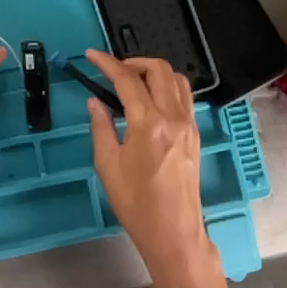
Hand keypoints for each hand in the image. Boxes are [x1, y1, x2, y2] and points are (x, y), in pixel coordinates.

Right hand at [84, 50, 215, 278]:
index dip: (107, 63)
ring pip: (177, 79)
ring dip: (154, 72)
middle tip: (113, 70)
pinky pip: (184, 97)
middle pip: (159, 69)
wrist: (173, 232)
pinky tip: (150, 101)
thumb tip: (96, 102)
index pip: (127, 79)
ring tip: (133, 82)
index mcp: (148, 123)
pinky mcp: (195, 135)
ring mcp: (189, 125)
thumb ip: (101, 126)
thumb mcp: (107, 164)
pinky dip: (166, 88)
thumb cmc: (135, 202)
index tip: (91, 55)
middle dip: (133, 62)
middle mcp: (173, 117)